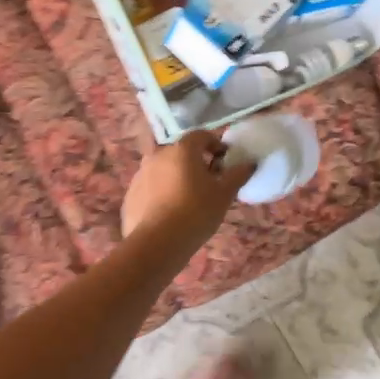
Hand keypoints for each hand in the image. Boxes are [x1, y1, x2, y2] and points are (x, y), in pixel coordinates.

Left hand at [121, 131, 255, 249]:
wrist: (157, 242)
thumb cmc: (196, 212)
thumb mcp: (224, 194)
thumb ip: (237, 174)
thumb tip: (249, 163)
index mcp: (181, 149)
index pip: (200, 135)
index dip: (215, 144)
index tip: (224, 160)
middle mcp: (157, 155)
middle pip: (180, 152)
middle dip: (194, 161)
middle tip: (207, 181)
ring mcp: (140, 174)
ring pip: (163, 169)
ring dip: (176, 176)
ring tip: (187, 198)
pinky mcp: (130, 194)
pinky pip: (150, 187)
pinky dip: (161, 192)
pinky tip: (169, 212)